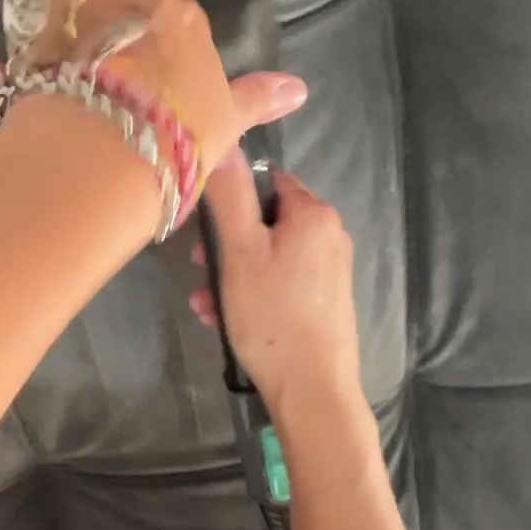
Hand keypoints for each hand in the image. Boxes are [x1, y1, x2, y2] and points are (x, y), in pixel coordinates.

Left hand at [0, 0, 303, 184]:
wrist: (102, 155)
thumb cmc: (175, 137)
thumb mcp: (225, 124)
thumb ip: (255, 100)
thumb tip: (299, 88)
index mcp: (178, 13)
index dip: (153, 1)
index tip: (148, 28)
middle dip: (110, 3)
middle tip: (109, 43)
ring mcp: (75, 13)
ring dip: (72, 17)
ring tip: (73, 57)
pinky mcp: (31, 38)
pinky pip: (31, 25)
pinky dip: (34, 39)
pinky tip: (35, 66)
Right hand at [192, 158, 361, 413]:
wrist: (312, 388)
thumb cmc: (272, 315)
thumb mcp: (241, 251)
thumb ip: (231, 196)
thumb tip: (225, 141)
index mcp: (314, 215)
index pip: (268, 182)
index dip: (233, 201)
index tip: (206, 230)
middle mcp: (330, 236)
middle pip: (267, 222)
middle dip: (227, 246)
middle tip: (200, 271)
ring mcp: (330, 272)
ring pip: (269, 257)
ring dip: (232, 275)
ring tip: (206, 304)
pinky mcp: (326, 302)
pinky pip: (281, 283)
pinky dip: (253, 294)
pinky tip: (226, 319)